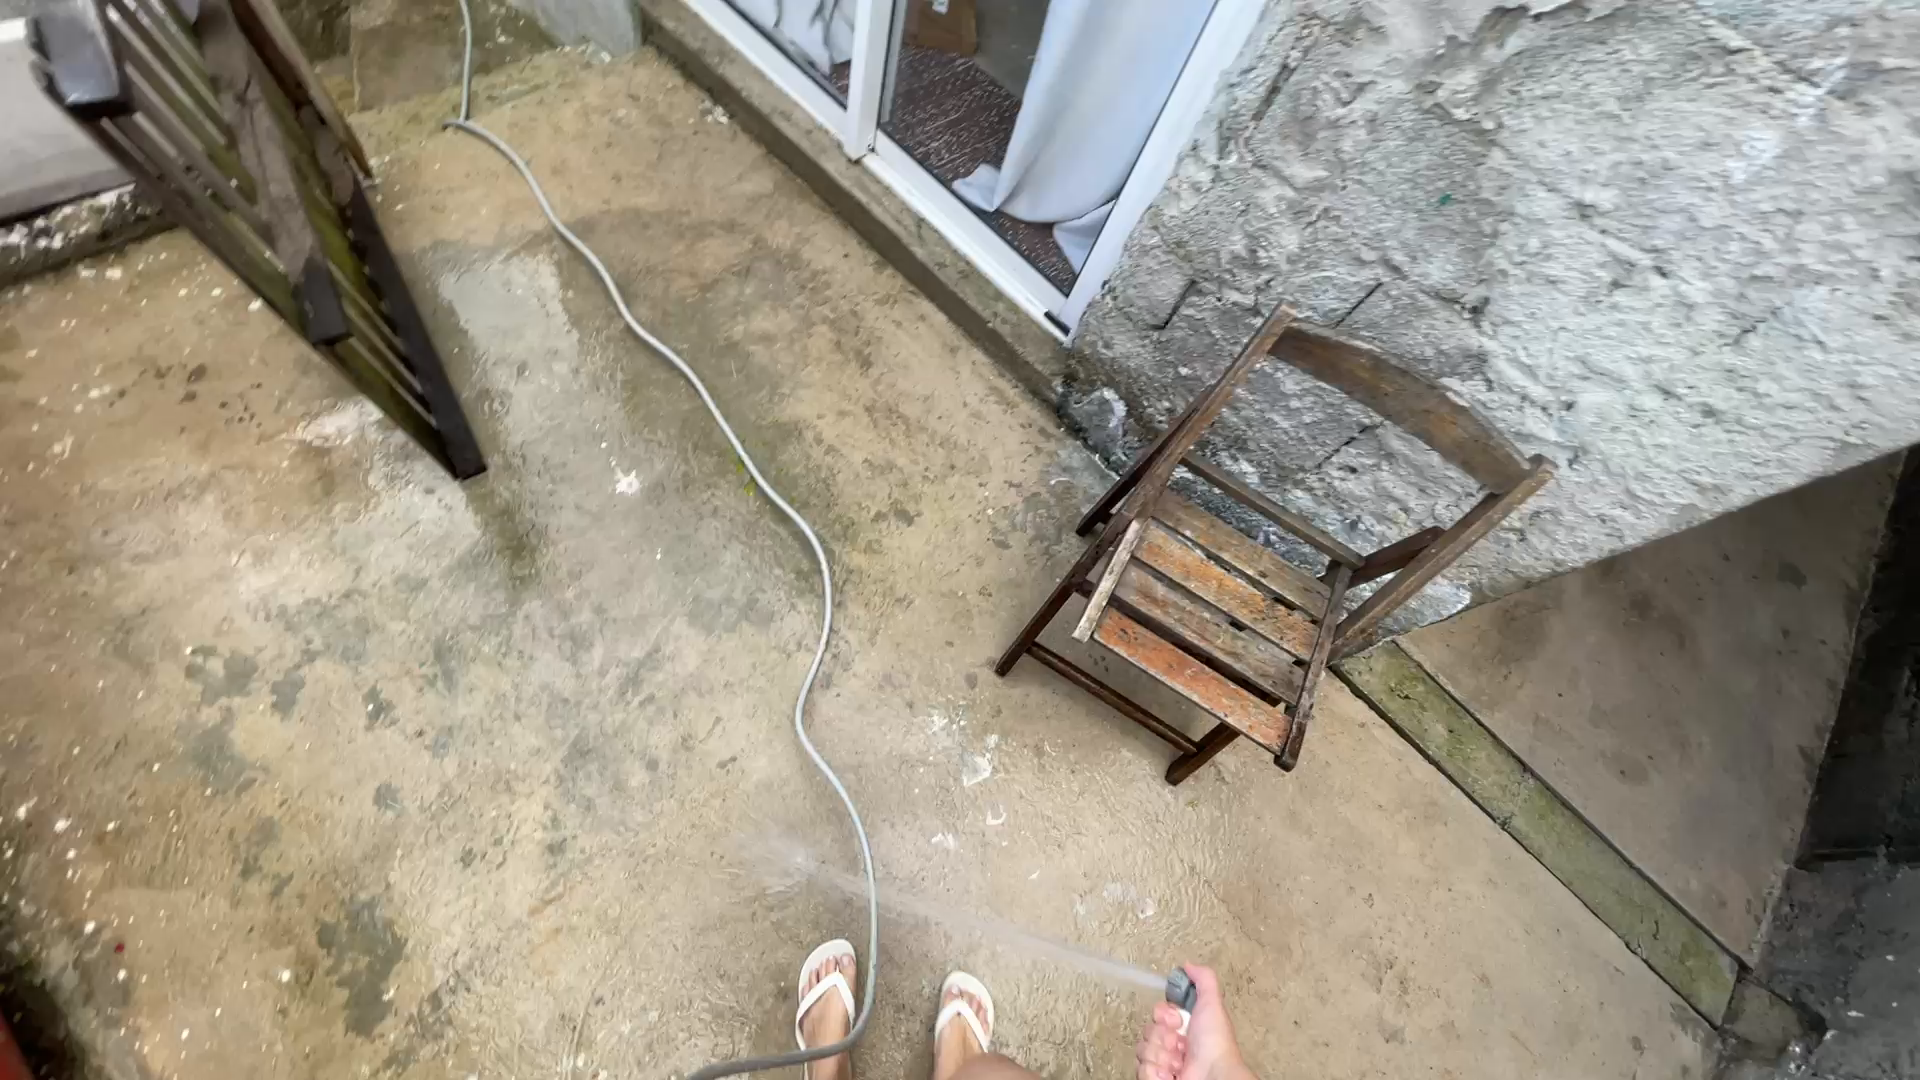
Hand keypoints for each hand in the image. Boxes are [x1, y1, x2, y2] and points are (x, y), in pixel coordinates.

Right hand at [1135, 965, 1247, 1079]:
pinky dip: (1155, 1073)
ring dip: (1160, 1055)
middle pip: (1148, 1030)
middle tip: (1178, 1044)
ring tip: (1178, 1063)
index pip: (1157, 1013)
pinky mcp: (1157, 1079)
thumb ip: (1203, 979)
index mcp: (1184, 1029)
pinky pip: (1141, 1070)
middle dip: (1162, 1036)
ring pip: (1143, 1050)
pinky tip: (1171, 1075)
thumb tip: (1187, 966)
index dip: (1163, 1014)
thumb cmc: (1215, 1044)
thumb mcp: (1213, 1003)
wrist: (1213, 1076)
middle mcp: (1173, 1046)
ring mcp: (1164, 1065)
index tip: (1176, 1020)